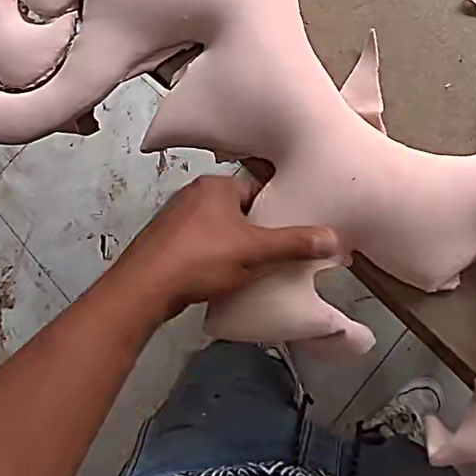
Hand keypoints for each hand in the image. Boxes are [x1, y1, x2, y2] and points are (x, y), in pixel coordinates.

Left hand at [97, 174, 341, 319]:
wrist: (144, 289)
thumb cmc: (199, 260)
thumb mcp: (254, 251)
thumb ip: (294, 244)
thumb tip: (332, 237)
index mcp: (216, 186)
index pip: (258, 190)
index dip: (277, 212)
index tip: (292, 233)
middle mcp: (194, 194)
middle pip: (239, 211)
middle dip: (256, 232)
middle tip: (275, 255)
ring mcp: (176, 218)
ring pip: (219, 230)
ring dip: (234, 247)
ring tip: (250, 269)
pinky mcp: (164, 242)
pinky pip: (200, 245)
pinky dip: (213, 258)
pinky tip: (220, 277)